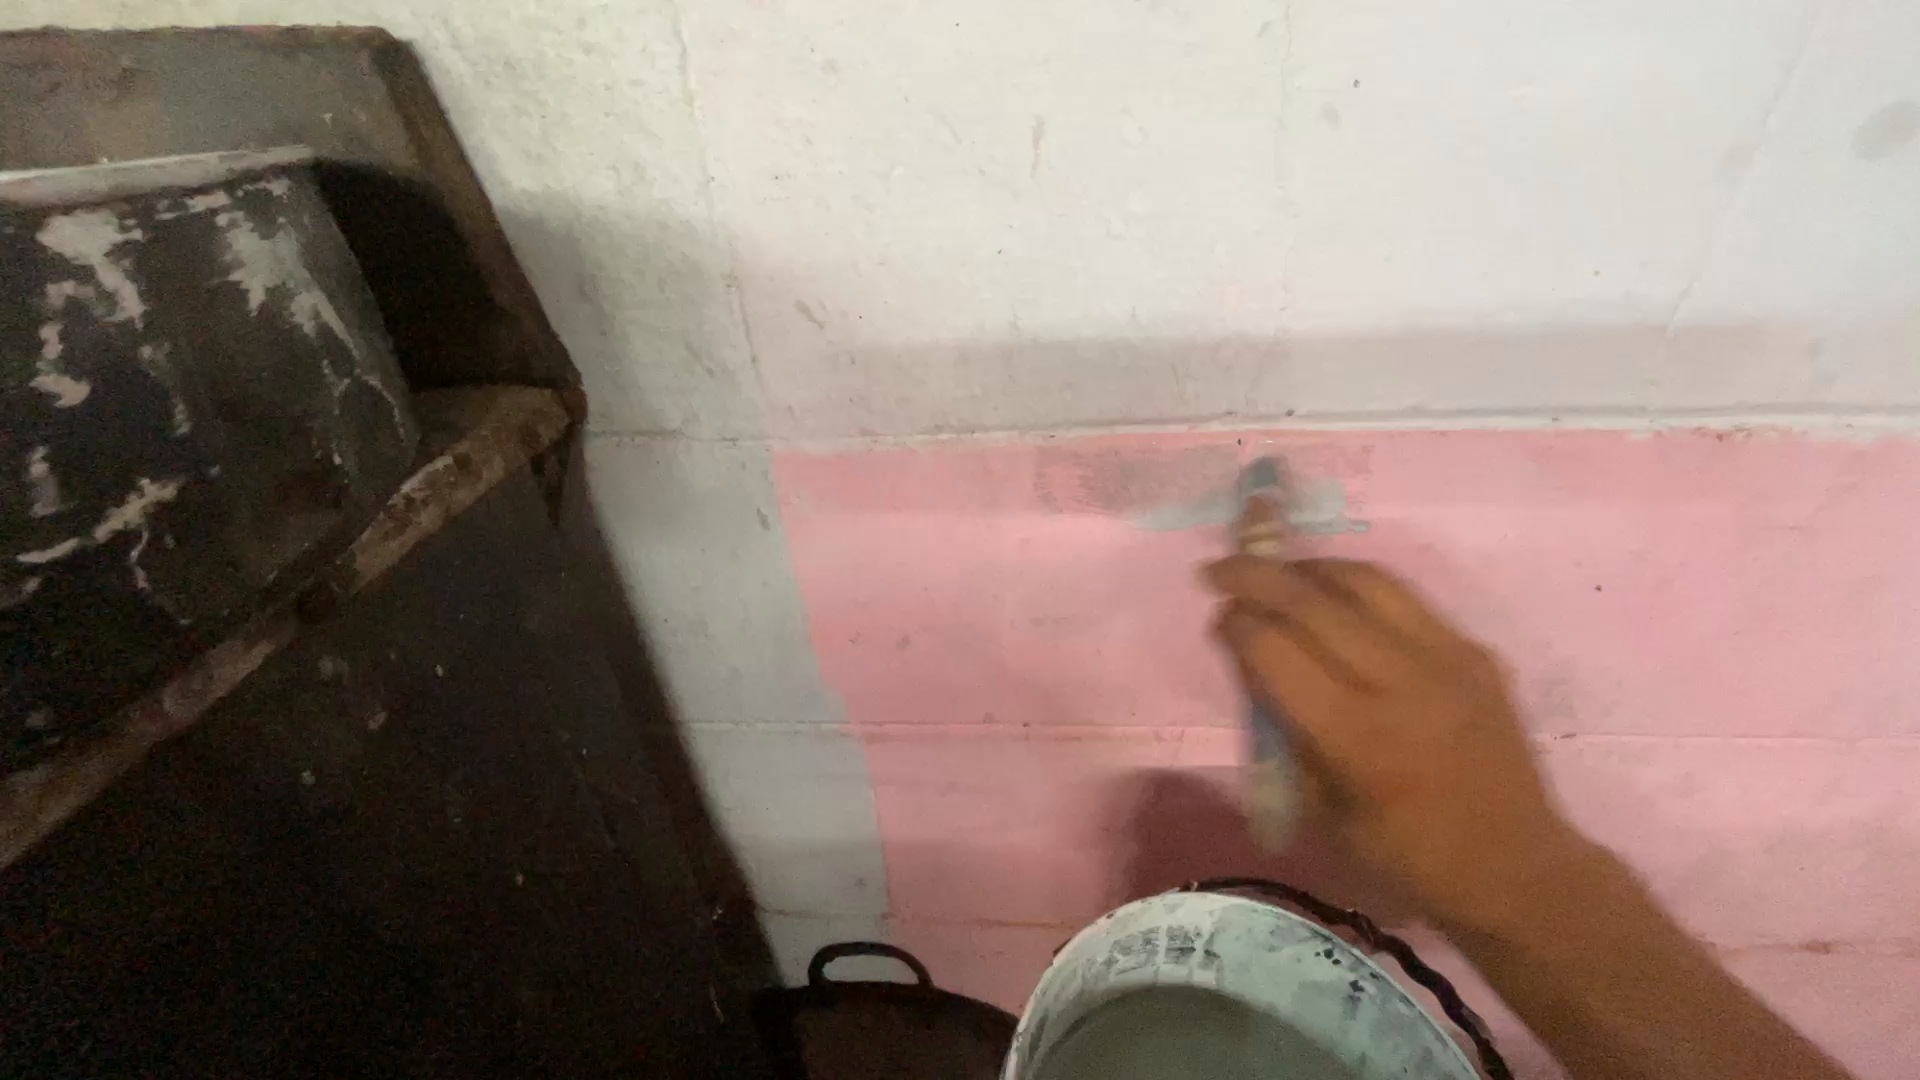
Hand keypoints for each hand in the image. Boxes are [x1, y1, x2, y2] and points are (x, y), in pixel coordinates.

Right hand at [1205, 555, 1582, 929]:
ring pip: (1363, 580)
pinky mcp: (1475, 650)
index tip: (1219, 620)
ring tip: (1277, 571)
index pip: (1276, 649)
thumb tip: (1250, 657)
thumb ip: (1283, 723)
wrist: (1517, 867)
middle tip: (1221, 570)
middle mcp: (1402, 682)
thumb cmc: (1402, 853)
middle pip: (1311, 602)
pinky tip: (1334, 595)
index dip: (1236, 625)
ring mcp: (1446, 659)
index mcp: (1356, 735)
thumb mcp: (1318, 802)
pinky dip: (1355, 586)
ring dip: (1306, 568)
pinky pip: (1404, 597)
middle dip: (1255, 577)